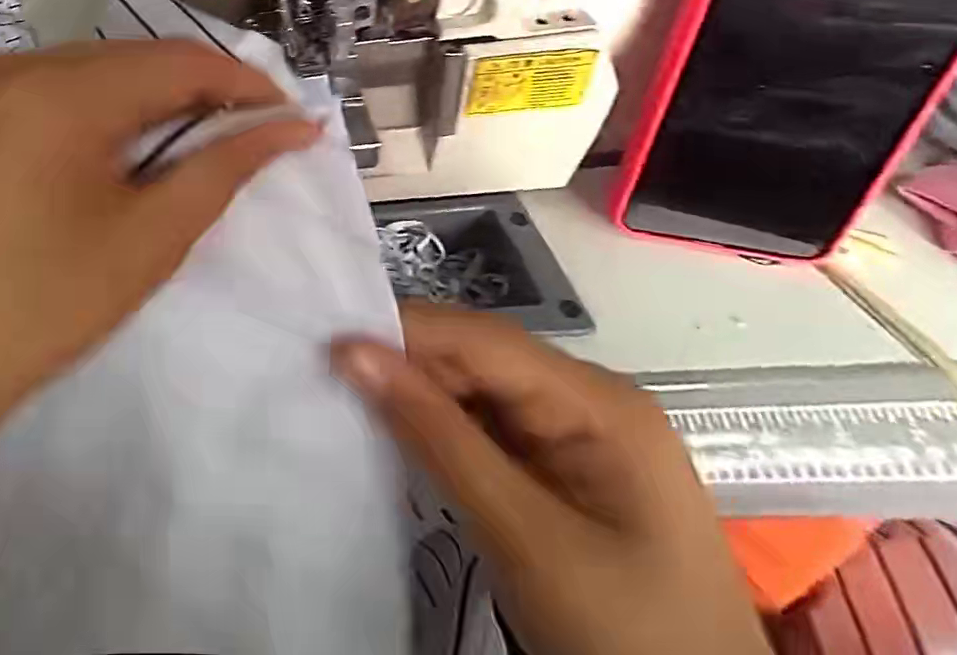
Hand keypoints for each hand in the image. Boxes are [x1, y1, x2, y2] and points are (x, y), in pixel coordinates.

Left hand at [0, 41, 318, 542]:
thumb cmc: (40, 310)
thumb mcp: (149, 239)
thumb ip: (225, 168)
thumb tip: (292, 127)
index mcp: (57, 92)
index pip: (178, 60)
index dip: (244, 82)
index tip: (289, 115)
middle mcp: (14, 64)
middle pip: (137, 58)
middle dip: (202, 90)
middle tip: (251, 134)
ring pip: (98, 70)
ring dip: (156, 99)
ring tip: (199, 143)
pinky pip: (58, 88)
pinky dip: (107, 108)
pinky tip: (130, 145)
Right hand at [332, 305, 768, 654]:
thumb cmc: (629, 635)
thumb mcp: (526, 538)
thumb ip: (438, 439)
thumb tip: (356, 355)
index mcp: (599, 402)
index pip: (485, 341)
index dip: (406, 332)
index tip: (330, 339)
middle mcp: (587, 401)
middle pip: (481, 360)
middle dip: (408, 362)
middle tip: (327, 368)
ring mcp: (574, 436)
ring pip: (479, 393)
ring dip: (418, 396)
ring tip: (347, 392)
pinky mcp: (558, 468)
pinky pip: (488, 430)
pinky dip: (440, 430)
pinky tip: (395, 431)